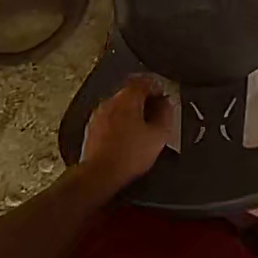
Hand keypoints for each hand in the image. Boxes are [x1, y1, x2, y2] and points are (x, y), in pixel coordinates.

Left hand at [80, 77, 172, 192]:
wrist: (99, 175)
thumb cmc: (128, 155)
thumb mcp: (159, 135)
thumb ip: (166, 114)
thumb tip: (166, 105)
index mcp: (127, 98)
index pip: (145, 82)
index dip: (158, 89)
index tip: (163, 99)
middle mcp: (110, 102)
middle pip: (131, 93)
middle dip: (144, 101)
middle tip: (155, 114)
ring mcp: (98, 116)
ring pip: (119, 107)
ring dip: (131, 114)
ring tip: (142, 129)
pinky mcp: (91, 130)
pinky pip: (109, 120)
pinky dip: (119, 125)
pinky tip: (126, 140)